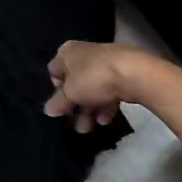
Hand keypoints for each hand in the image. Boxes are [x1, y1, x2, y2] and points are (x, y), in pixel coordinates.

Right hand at [42, 41, 160, 132]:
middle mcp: (84, 53)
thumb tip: (48, 110)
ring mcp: (105, 62)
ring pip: (92, 89)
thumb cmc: (93, 78)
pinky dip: (105, 104)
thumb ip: (58, 103)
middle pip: (75, 83)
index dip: (56, 90)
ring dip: (89, 110)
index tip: (61, 106)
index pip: (54, 71)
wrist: (133, 72)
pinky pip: (108, 89)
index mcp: (67, 52)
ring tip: (90, 128)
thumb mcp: (70, 93)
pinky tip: (106, 119)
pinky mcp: (122, 71)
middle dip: (75, 106)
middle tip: (75, 124)